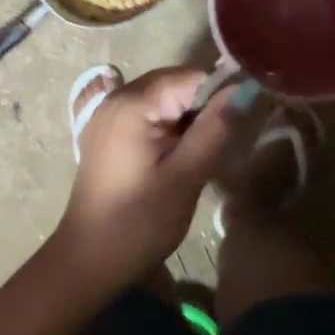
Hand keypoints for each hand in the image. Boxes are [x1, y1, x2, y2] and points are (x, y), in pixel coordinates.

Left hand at [52, 67, 244, 285]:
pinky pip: (147, 112)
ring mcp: (108, 111)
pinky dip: (167, 126)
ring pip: (163, 98)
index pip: (191, 76)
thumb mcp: (186, 176)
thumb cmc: (139, 221)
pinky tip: (173, 157)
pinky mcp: (107, 129)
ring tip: (195, 156)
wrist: (89, 258)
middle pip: (175, 83)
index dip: (219, 97)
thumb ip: (215, 129)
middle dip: (201, 108)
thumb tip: (244, 89)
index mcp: (134, 101)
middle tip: (214, 149)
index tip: (234, 130)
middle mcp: (118, 95)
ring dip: (186, 119)